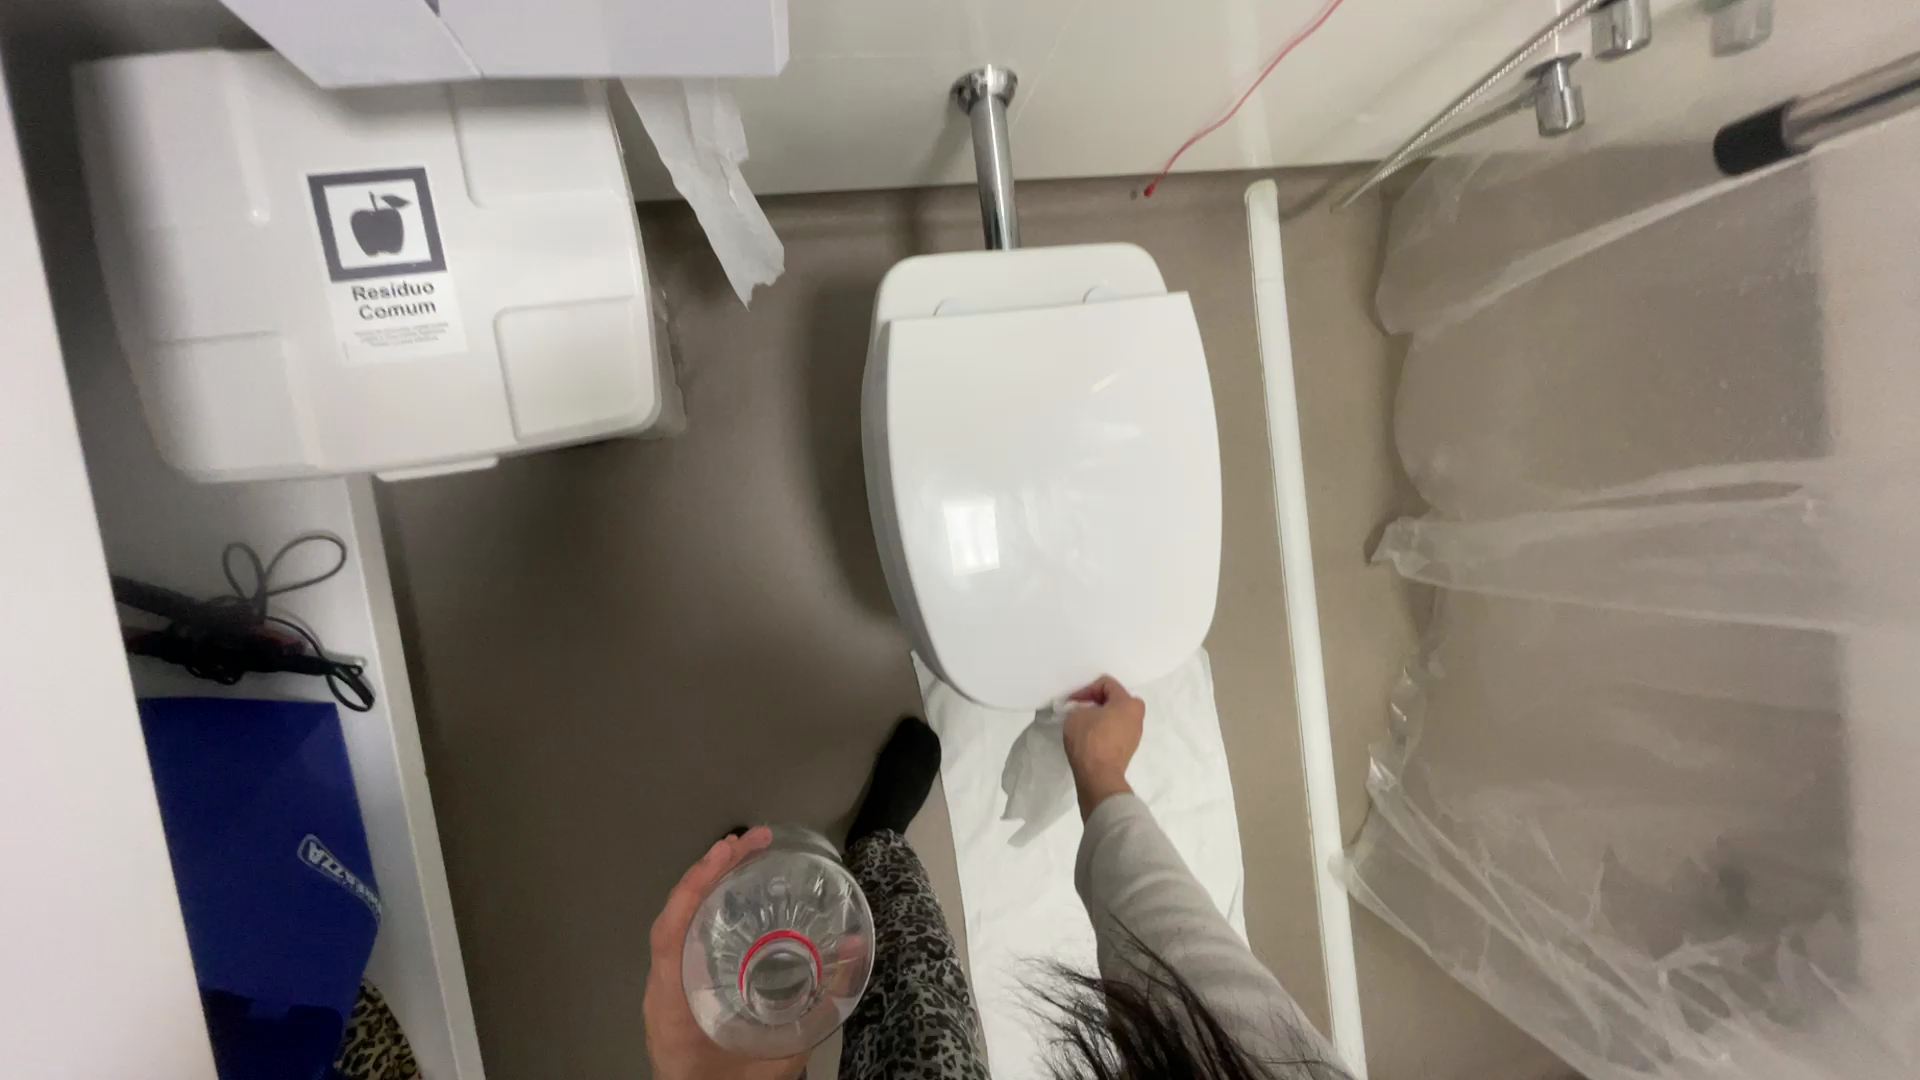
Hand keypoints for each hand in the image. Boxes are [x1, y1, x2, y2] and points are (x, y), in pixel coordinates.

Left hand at [645, 827, 808, 1079]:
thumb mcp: (781, 1052)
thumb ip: (819, 1003)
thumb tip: (857, 945)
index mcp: (674, 1002)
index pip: (671, 930)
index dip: (696, 884)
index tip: (728, 850)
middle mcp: (664, 988)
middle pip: (676, 914)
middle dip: (711, 868)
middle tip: (753, 839)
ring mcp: (667, 987)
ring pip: (678, 921)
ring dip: (708, 881)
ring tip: (743, 851)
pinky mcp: (678, 989)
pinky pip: (684, 935)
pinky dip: (706, 904)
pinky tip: (733, 890)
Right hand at [1063, 675, 1145, 819]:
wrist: (1099, 776)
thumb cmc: (1089, 739)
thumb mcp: (1076, 714)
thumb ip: (1081, 706)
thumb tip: (1085, 711)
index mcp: (1128, 702)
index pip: (1106, 683)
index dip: (1086, 689)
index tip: (1072, 702)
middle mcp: (1137, 716)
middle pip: (1115, 698)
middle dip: (1096, 701)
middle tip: (1080, 708)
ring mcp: (1135, 734)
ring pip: (1117, 715)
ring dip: (1101, 715)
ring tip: (1083, 721)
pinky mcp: (1129, 748)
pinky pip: (1116, 730)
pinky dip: (1105, 728)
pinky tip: (1090, 735)